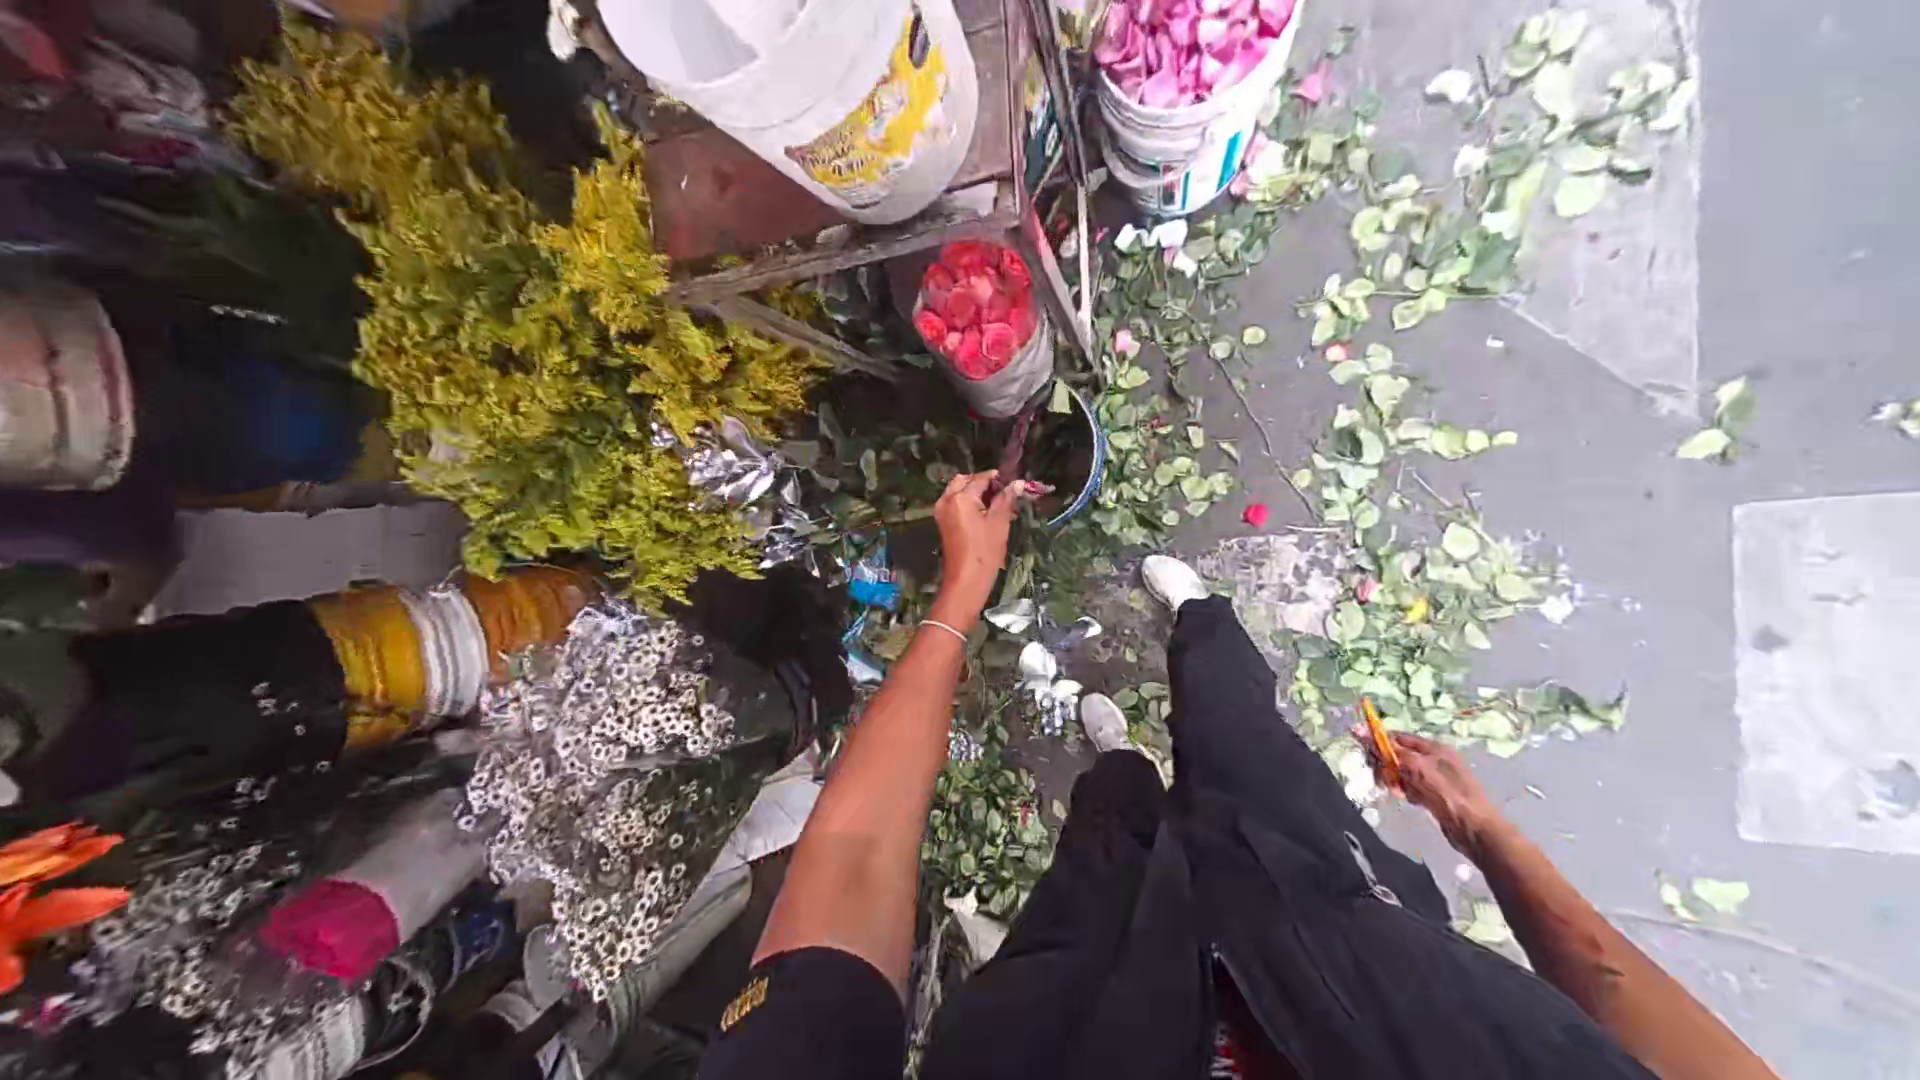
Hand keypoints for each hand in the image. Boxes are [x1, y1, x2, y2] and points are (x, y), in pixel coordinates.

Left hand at [930, 470, 1027, 623]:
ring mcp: (942, 511)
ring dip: (977, 493)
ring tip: (999, 506)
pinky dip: (970, 503)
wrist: (966, 581)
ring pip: (959, 491)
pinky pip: (956, 503)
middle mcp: (946, 500)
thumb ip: (1006, 499)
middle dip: (985, 484)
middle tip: (1005, 494)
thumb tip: (1016, 483)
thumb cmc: (984, 552)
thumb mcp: (999, 523)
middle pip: (966, 480)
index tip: (1014, 484)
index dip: (999, 479)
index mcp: (960, 497)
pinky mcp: (943, 522)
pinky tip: (987, 514)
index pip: (981, 478)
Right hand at [1362, 730, 1504, 856]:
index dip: (1378, 740)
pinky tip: (1409, 799)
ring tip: (1398, 791)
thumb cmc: (1445, 792)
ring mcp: (1434, 777)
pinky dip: (1405, 791)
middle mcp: (1433, 759)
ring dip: (1395, 780)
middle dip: (1386, 764)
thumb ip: (1388, 749)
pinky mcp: (1433, 794)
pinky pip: (1410, 786)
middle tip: (1384, 777)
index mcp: (1433, 747)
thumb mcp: (1414, 765)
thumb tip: (1359, 729)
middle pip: (1397, 754)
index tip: (1361, 747)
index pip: (1397, 737)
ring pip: (1401, 772)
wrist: (1474, 828)